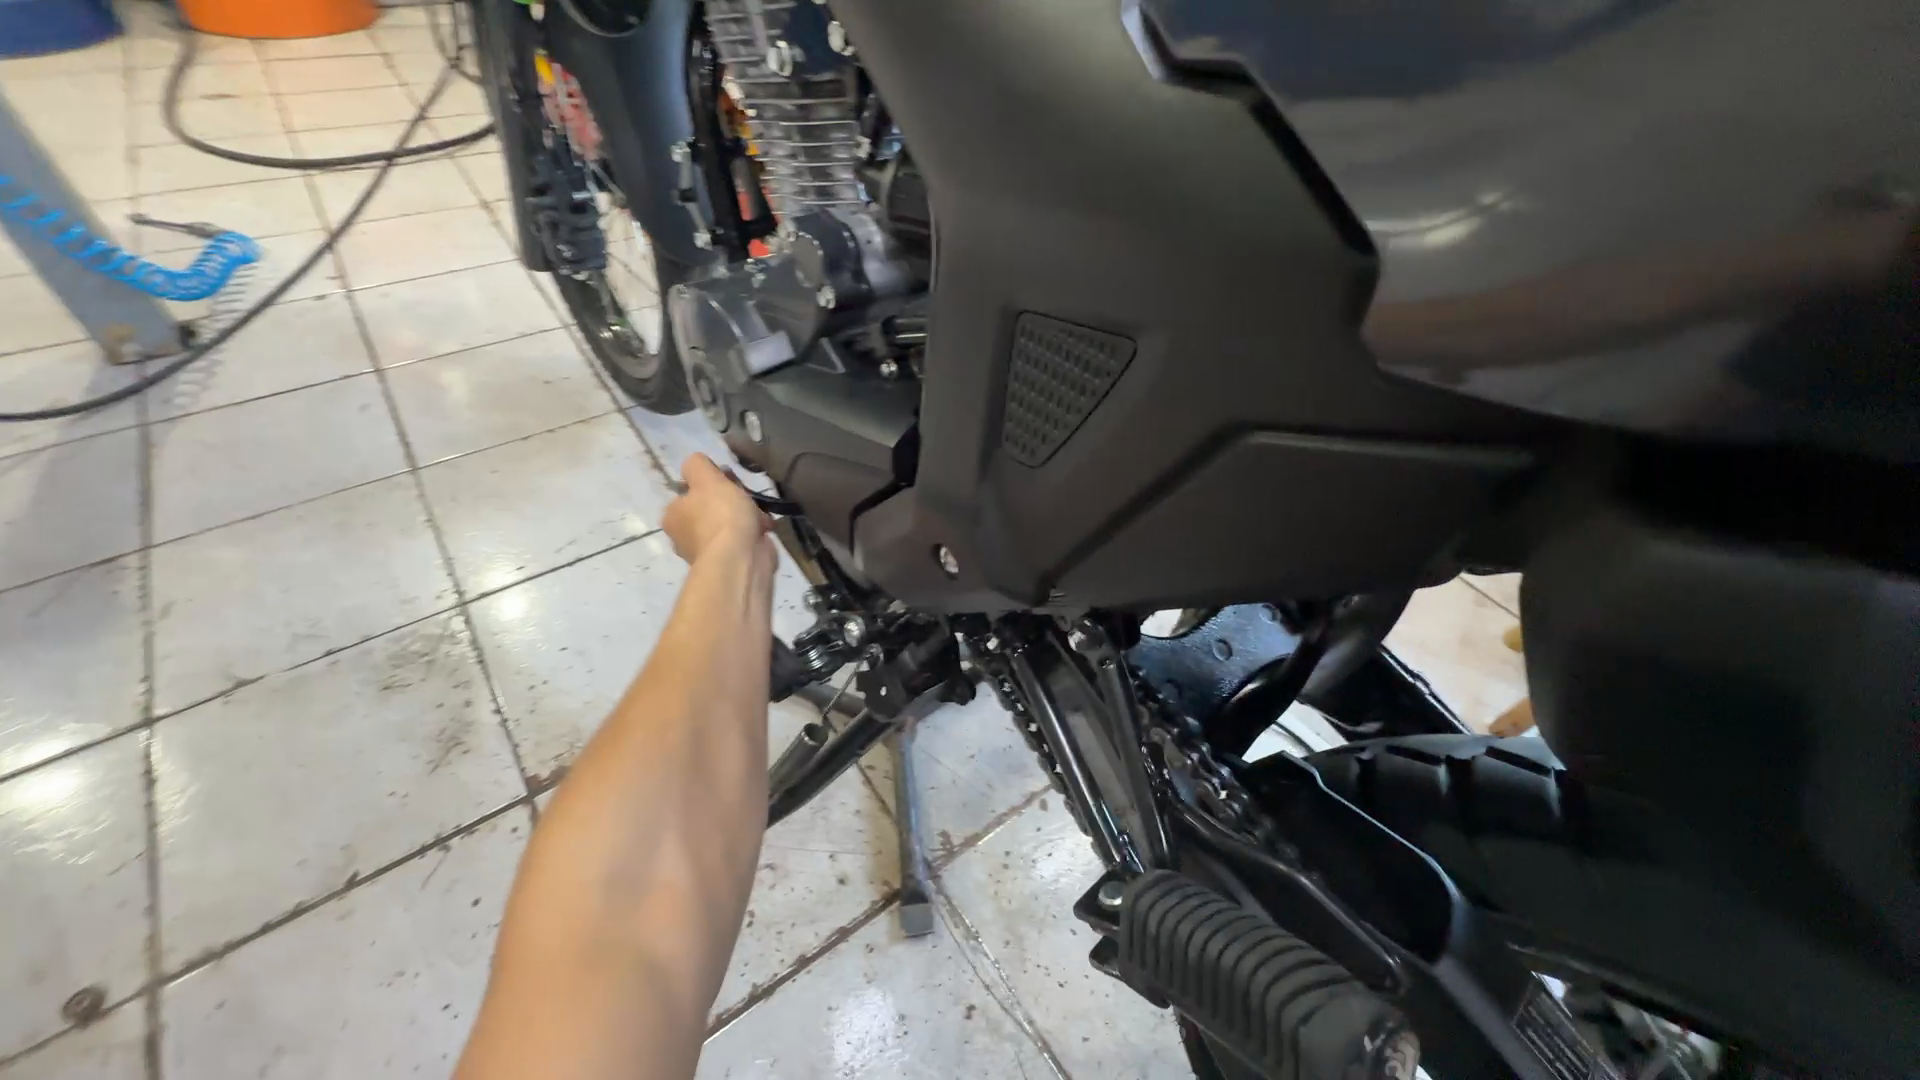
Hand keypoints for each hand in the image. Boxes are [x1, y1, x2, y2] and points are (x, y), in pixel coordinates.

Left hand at [662, 454, 771, 564]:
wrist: (741, 559)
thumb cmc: (720, 515)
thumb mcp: (705, 477)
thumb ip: (697, 464)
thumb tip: (699, 465)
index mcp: (673, 515)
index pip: (689, 491)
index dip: (710, 482)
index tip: (728, 480)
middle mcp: (685, 536)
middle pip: (710, 507)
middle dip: (731, 500)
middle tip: (745, 496)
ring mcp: (708, 552)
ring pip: (729, 524)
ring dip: (746, 516)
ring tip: (759, 514)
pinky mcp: (730, 563)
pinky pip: (743, 540)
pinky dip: (754, 534)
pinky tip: (764, 529)